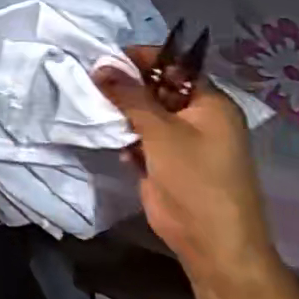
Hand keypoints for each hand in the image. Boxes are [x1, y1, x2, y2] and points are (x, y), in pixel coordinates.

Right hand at [96, 48, 280, 293]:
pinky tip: (103, 131)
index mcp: (211, 103)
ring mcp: (180, 139)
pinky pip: (139, 135)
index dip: (142, 59)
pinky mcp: (164, 159)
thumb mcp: (161, 133)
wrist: (210, 241)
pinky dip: (122, 132)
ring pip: (144, 112)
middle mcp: (198, 116)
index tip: (104, 57)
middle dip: (125, 84)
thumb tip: (102, 65)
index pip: (175, 66)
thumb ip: (130, 97)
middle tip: (89, 78)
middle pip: (156, 88)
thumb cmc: (196, 180)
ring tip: (88, 100)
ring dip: (119, 109)